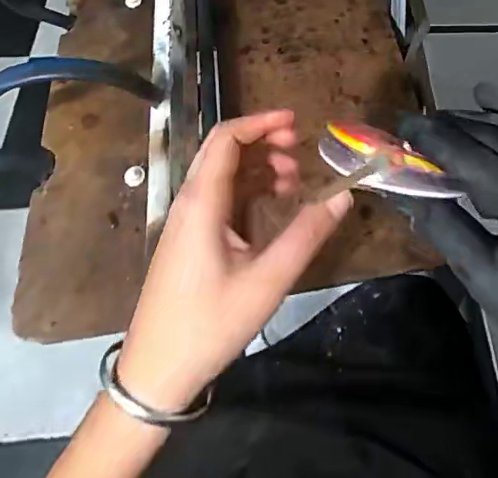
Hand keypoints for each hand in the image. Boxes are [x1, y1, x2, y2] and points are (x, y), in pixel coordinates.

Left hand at [114, 110, 351, 410]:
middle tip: (300, 147)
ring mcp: (187, 221)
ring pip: (224, 172)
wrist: (154, 377)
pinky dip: (250, 187)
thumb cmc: (208, 325)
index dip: (260, 121)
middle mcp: (190, 203)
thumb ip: (307, 234)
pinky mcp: (190, 238)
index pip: (226, 139)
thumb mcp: (267, 281)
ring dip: (259, 164)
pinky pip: (222, 195)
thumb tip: (343, 196)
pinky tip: (276, 201)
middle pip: (224, 149)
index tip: (295, 122)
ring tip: (294, 178)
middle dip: (264, 139)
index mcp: (201, 203)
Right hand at [400, 85, 497, 472]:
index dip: (437, 140)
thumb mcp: (484, 281)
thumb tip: (404, 191)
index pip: (475, 160)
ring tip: (449, 115)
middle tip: (418, 123)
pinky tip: (497, 102)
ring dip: (485, 116)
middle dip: (455, 125)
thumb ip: (445, 229)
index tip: (404, 125)